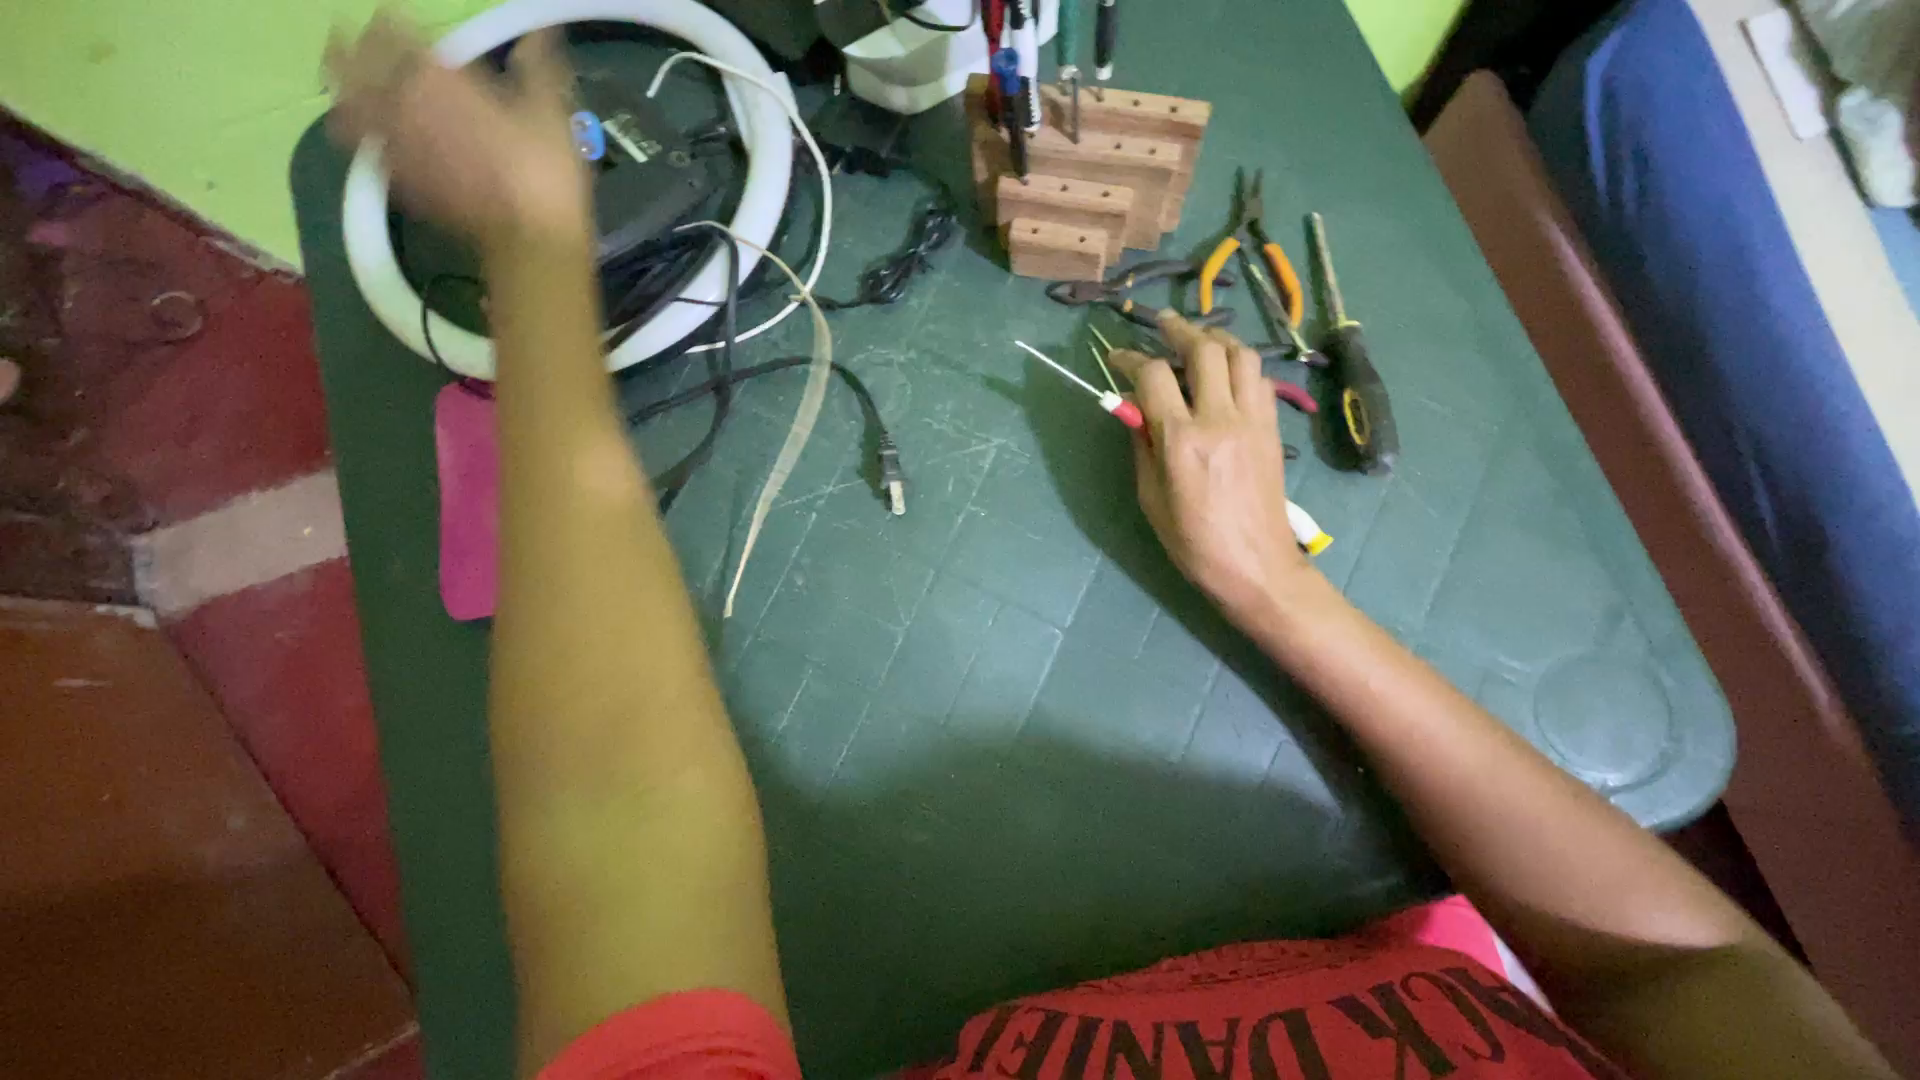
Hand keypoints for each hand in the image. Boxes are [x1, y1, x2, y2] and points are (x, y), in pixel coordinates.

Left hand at [323, 12, 588, 250]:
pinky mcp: (401, 182)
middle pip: (349, 62)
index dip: (393, 20)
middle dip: (348, 46)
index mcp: (435, 76)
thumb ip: (538, 66)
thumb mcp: (550, 113)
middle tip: (348, 37)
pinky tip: (377, 136)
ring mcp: (395, 146)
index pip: (394, 31)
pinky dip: (367, 136)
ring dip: (344, 90)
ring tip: (348, 85)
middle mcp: (401, 103)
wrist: (531, 240)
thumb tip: (541, 31)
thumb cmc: (545, 171)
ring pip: (347, 107)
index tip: (397, 16)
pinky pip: (370, 150)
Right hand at [1110, 312, 1312, 626]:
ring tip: (1198, 340)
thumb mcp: (1150, 496)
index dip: (1131, 359)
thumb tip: (1135, 406)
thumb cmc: (1192, 541)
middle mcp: (1220, 419)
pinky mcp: (1273, 427)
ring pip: (1240, 355)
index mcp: (1181, 440)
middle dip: (1177, 330)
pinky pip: (1259, 379)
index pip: (1153, 376)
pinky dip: (1240, 366)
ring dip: (1215, 340)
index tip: (1117, 358)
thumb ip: (1142, 443)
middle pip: (1203, 350)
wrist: (1255, 564)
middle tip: (1161, 326)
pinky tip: (1226, 374)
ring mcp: (1253, 420)